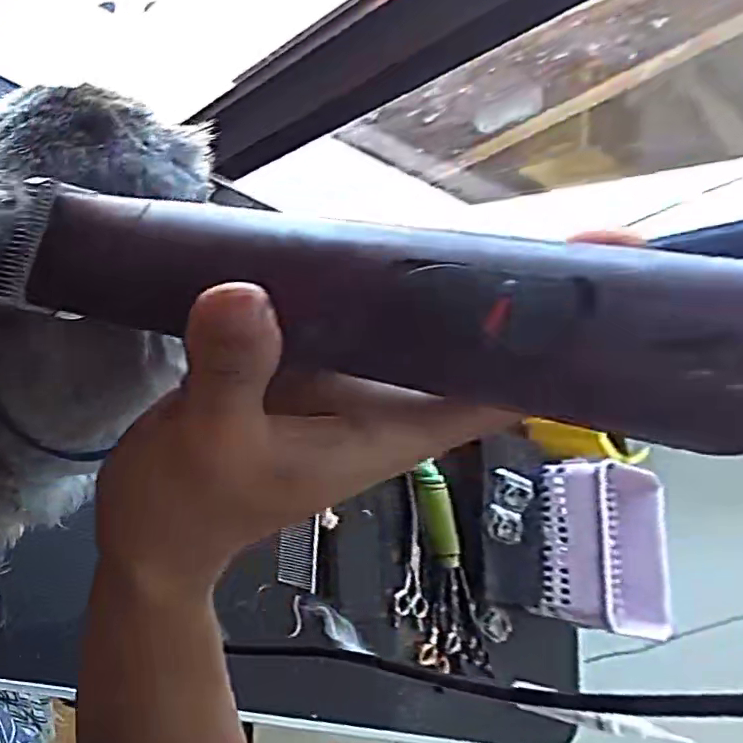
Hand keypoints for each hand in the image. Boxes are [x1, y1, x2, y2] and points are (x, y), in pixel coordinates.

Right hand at [96, 229, 648, 591]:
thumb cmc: (187, 504)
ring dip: (378, 274)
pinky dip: (313, 290)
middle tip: (455, 206)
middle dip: (462, 273)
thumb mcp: (210, 439)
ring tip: (361, 216)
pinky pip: (312, 323)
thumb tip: (240, 290)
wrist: (144, 537)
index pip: (508, 380)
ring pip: (374, 321)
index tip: (598, 251)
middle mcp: (371, 404)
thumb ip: (232, 371)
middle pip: (446, 335)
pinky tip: (292, 254)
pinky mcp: (276, 379)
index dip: (562, 327)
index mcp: (387, 429)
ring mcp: (321, 390)